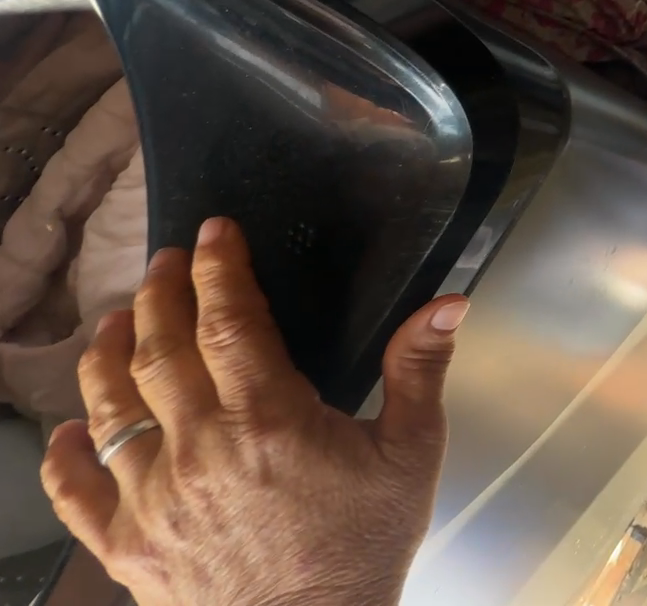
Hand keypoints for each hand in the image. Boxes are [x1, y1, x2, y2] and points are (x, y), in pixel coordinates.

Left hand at [40, 217, 468, 605]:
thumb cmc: (369, 533)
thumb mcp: (415, 445)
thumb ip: (421, 367)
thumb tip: (451, 300)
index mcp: (270, 420)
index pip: (228, 327)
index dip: (220, 273)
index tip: (216, 234)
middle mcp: (197, 450)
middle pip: (160, 356)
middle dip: (163, 297)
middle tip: (170, 258)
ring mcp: (150, 499)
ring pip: (109, 410)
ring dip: (109, 354)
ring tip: (119, 317)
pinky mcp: (125, 543)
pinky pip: (76, 488)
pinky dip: (65, 450)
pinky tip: (69, 425)